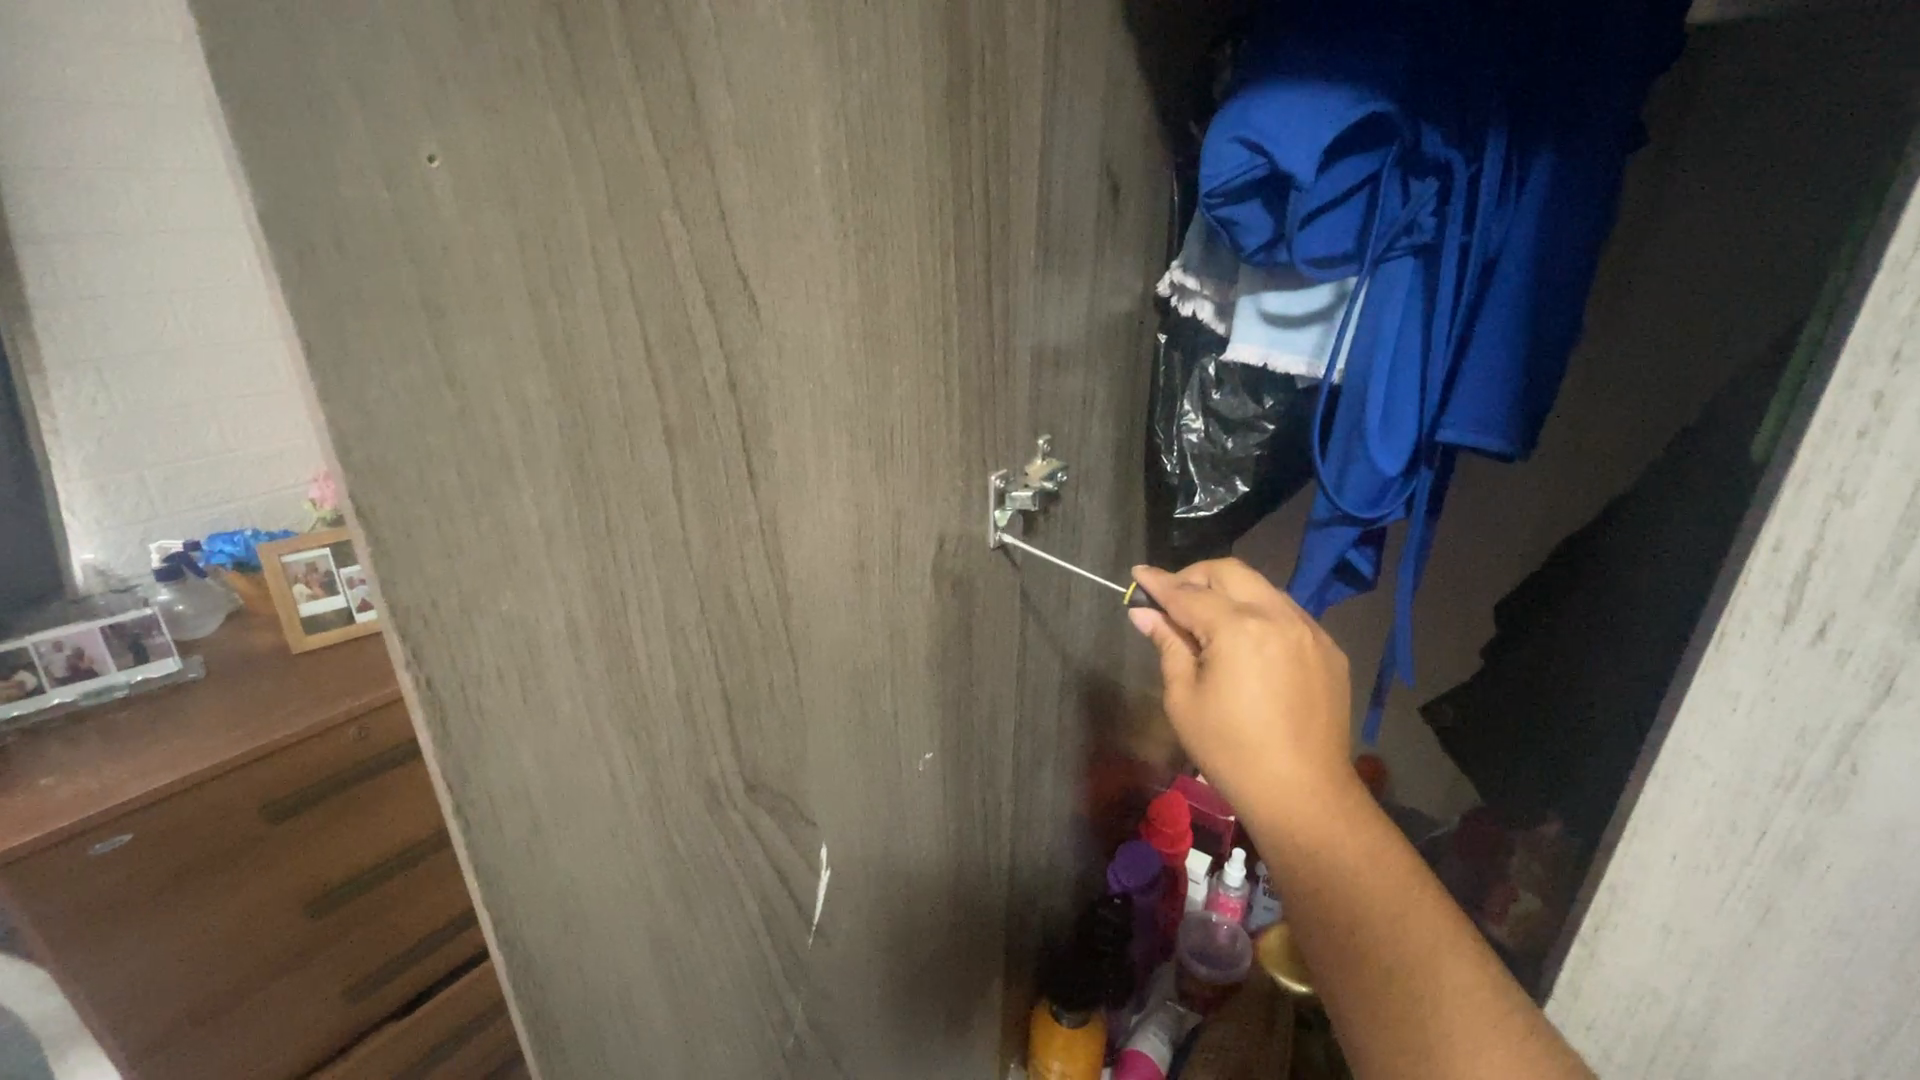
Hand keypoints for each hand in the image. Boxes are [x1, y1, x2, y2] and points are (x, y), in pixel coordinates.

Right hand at [1128, 559, 1354, 811]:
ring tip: (1209, 621)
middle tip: (1174, 597)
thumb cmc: (1229, 750)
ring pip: (1262, 589)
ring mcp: (1309, 630)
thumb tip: (1144, 613)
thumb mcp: (1184, 699)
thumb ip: (1168, 646)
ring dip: (1231, 594)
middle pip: (1230, 572)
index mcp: (1237, 628)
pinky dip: (1261, 615)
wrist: (1302, 792)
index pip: (1188, 593)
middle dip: (1196, 576)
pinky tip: (1249, 645)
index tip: (1139, 573)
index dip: (1159, 582)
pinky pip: (1288, 615)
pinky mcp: (1328, 649)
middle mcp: (1277, 616)